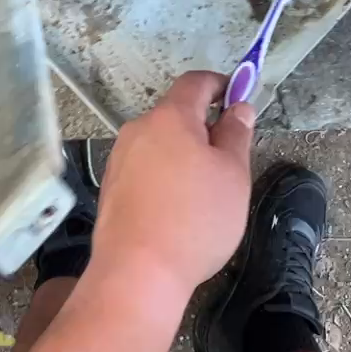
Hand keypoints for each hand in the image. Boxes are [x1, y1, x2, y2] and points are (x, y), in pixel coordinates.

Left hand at [92, 71, 255, 299]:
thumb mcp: (232, 175)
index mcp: (170, 117)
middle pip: (176, 113)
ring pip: (160, 141)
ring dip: (182, 152)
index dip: (219, 83)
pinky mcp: (111, 182)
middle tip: (228, 156)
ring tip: (203, 190)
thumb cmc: (194, 219)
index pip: (195, 82)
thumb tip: (239, 107)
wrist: (137, 269)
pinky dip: (163, 173)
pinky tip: (176, 207)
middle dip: (203, 126)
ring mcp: (121, 154)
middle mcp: (140, 127)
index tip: (237, 95)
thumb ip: (236, 134)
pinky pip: (144, 165)